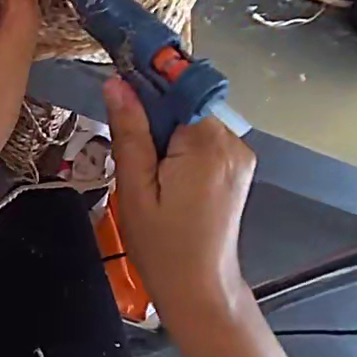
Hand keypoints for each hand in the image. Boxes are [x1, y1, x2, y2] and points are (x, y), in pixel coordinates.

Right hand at [104, 76, 256, 330]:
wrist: (199, 288)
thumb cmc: (162, 245)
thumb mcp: (134, 188)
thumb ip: (129, 131)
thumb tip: (117, 83)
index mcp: (208, 145)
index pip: (180, 85)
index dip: (149, 74)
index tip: (120, 68)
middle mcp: (232, 142)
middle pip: (187, 100)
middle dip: (153, 108)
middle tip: (124, 134)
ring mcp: (238, 154)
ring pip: (192, 117)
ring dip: (164, 126)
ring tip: (143, 163)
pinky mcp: (236, 166)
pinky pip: (202, 136)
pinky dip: (178, 141)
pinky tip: (162, 169)